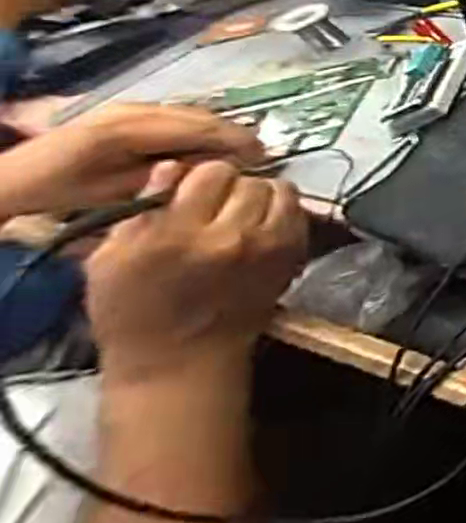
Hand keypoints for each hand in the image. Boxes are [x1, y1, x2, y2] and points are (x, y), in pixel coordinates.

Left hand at [0, 104, 265, 218]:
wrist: (8, 180)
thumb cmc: (59, 192)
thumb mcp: (116, 190)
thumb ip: (169, 174)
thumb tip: (216, 166)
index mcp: (131, 128)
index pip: (203, 130)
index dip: (238, 143)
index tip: (263, 160)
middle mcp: (136, 109)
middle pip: (204, 117)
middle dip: (234, 136)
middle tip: (257, 157)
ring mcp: (131, 107)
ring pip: (195, 114)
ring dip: (219, 132)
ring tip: (236, 152)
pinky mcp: (128, 110)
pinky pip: (180, 115)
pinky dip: (200, 129)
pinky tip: (205, 145)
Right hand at [85, 161, 306, 383]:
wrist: (186, 356)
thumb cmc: (136, 311)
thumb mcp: (110, 262)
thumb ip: (142, 210)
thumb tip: (173, 167)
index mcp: (175, 237)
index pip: (210, 173)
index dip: (200, 176)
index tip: (192, 189)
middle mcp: (231, 234)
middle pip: (249, 180)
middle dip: (231, 186)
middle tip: (214, 205)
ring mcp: (272, 242)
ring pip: (280, 189)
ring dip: (261, 195)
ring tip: (239, 213)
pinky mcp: (297, 250)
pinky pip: (298, 210)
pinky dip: (281, 211)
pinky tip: (260, 226)